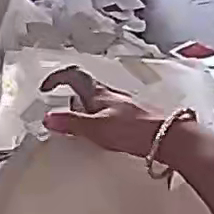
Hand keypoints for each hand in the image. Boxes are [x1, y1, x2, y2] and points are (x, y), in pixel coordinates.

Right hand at [41, 66, 186, 160]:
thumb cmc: (133, 129)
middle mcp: (111, 95)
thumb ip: (70, 123)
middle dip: (69, 96)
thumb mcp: (95, 127)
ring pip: (97, 101)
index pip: (73, 75)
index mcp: (98, 93)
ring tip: (78, 127)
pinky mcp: (131, 117)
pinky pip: (107, 113)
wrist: (167, 138)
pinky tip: (99, 134)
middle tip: (60, 113)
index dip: (57, 78)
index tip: (46, 88)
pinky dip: (96, 119)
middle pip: (85, 88)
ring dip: (83, 109)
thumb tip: (47, 118)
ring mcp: (122, 105)